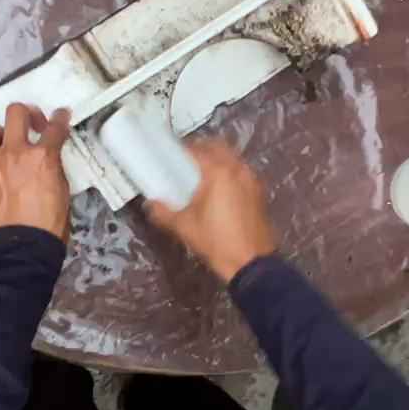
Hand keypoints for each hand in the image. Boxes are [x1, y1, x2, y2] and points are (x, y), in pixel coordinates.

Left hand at [0, 104, 72, 239]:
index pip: (55, 128)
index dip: (60, 119)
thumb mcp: (62, 190)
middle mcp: (13, 152)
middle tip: (30, 126)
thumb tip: (45, 162)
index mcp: (42, 156)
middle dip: (26, 113)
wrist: (24, 248)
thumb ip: (52, 168)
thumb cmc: (50, 224)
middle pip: (15, 113)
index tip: (61, 116)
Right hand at [144, 138, 276, 282]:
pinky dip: (229, 172)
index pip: (197, 149)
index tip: (170, 155)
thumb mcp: (183, 227)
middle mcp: (237, 169)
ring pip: (232, 158)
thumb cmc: (215, 241)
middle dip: (201, 149)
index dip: (182, 149)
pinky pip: (241, 172)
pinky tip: (219, 190)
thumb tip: (149, 203)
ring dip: (217, 159)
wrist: (250, 263)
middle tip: (186, 162)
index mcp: (218, 172)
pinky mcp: (258, 192)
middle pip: (218, 146)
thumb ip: (162, 212)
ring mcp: (251, 180)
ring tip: (201, 175)